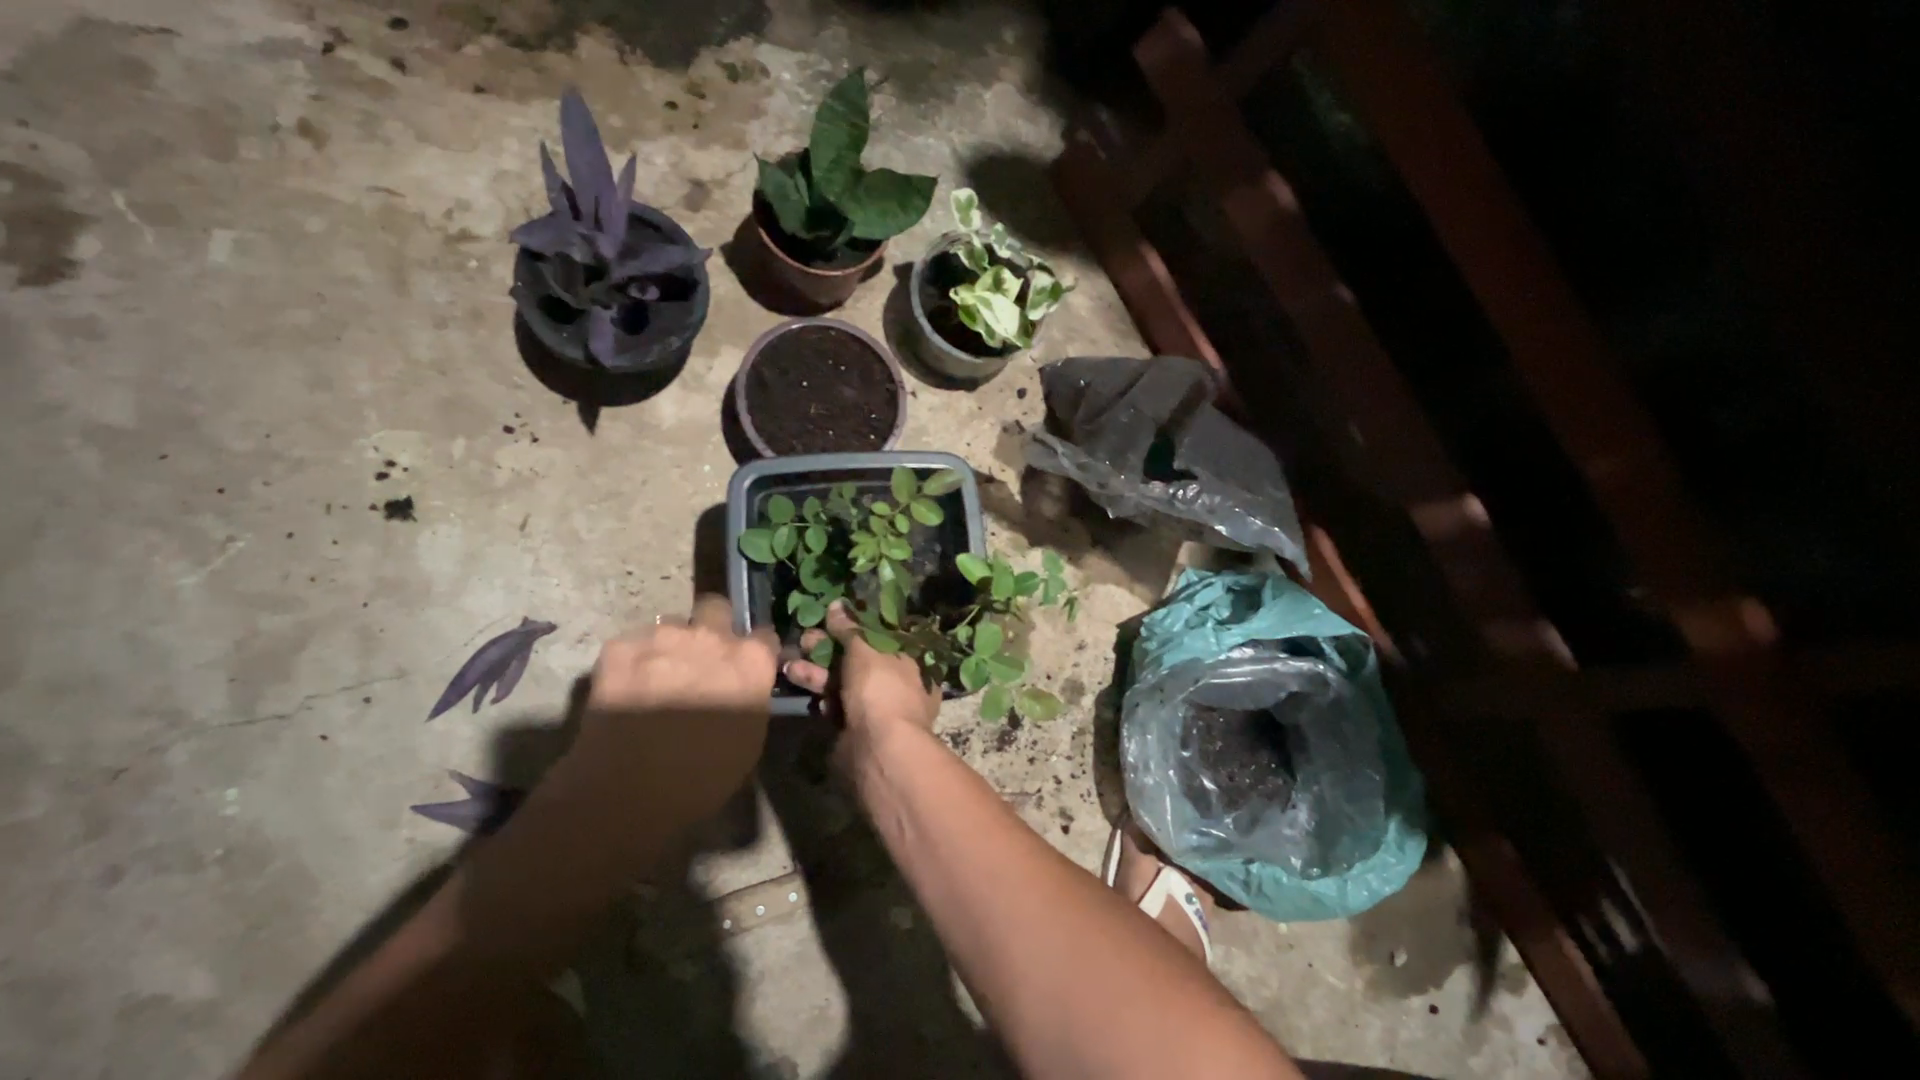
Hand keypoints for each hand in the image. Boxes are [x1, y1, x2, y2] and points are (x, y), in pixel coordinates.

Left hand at [569, 595, 779, 822]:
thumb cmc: (701, 778)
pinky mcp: (619, 647)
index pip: (762, 636)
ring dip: (669, 645)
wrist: (628, 790)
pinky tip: (626, 688)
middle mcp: (710, 638)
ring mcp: (662, 637)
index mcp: (749, 662)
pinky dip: (632, 660)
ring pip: (670, 625)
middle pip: (715, 608)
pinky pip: (632, 643)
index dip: (752, 651)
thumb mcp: (749, 739)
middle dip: (711, 627)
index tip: (743, 667)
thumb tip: (742, 686)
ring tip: (656, 679)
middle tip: (700, 660)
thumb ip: (750, 697)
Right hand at [782, 601, 940, 736]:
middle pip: (858, 660)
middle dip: (828, 650)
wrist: (879, 748)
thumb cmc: (880, 689)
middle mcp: (897, 683)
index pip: (880, 637)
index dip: (853, 628)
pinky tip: (809, 696)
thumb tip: (838, 605)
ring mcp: (877, 708)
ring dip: (817, 674)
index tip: (828, 619)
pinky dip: (824, 701)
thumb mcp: (865, 649)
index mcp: (909, 661)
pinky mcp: (858, 730)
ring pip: (844, 684)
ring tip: (789, 666)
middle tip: (803, 640)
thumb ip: (850, 628)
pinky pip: (839, 708)